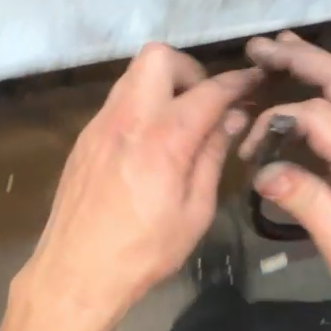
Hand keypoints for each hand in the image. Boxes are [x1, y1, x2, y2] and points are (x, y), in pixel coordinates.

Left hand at [14, 43, 260, 329]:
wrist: (76, 273)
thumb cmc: (145, 251)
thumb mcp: (196, 210)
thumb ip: (213, 155)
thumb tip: (232, 118)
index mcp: (163, 139)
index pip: (208, 91)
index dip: (237, 81)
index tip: (255, 80)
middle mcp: (128, 119)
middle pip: (159, 56)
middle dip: (191, 70)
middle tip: (206, 103)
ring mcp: (100, 124)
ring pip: (134, 74)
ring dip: (165, 84)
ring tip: (183, 122)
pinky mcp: (85, 138)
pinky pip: (120, 100)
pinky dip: (144, 105)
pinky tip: (154, 142)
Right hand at [240, 33, 330, 323]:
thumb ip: (307, 204)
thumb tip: (264, 172)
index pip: (319, 115)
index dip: (278, 118)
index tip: (251, 149)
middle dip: (302, 57)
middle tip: (259, 47)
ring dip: (317, 63)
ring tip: (279, 49)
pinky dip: (328, 84)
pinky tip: (307, 87)